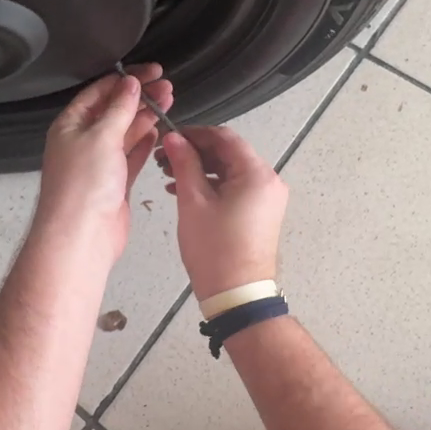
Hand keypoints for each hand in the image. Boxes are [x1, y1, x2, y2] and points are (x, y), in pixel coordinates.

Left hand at [33, 63, 173, 262]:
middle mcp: (82, 142)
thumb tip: (130, 85)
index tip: (150, 72)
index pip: (99, 93)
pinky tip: (157, 131)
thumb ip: (119, 109)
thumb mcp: (101, 136)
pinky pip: (131, 155)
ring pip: (125, 132)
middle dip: (140, 96)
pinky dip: (144, 142)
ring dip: (146, 116)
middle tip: (166, 85)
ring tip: (169, 101)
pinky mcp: (114, 182)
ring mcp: (99, 163)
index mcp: (70, 125)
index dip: (125, 80)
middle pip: (114, 111)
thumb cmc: (81, 187)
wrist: (81, 236)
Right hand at [159, 126, 287, 301]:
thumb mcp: (193, 202)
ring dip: (199, 169)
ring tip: (167, 174)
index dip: (194, 134)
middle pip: (227, 153)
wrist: (237, 295)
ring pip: (228, 171)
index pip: (224, 137)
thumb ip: (184, 164)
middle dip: (194, 152)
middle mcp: (268, 181)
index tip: (168, 137)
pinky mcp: (259, 213)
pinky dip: (210, 185)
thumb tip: (173, 138)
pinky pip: (233, 188)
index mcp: (257, 174)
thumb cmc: (214, 248)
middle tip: (163, 157)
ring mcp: (266, 198)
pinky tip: (182, 190)